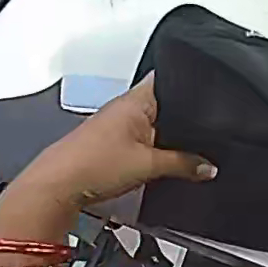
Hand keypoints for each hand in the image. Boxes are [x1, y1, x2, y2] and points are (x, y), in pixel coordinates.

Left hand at [9, 74, 215, 212]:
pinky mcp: (112, 144)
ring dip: (166, 141)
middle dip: (183, 122)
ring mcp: (118, 126)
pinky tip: (158, 167)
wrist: (57, 187)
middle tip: (202, 137)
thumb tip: (208, 166)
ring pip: (154, 127)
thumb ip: (183, 164)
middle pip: (165, 107)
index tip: (209, 97)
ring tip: (181, 155)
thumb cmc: (92, 164)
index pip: (168, 80)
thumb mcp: (149, 165)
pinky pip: (142, 142)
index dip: (190, 86)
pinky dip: (153, 152)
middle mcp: (125, 108)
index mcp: (135, 100)